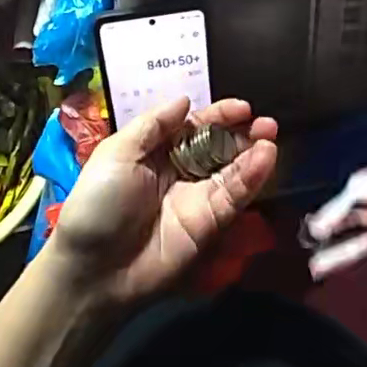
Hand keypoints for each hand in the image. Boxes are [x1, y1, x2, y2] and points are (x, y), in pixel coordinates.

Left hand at [46, 97, 277, 309]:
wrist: (95, 267)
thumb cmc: (99, 202)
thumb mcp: (117, 154)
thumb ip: (152, 125)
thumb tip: (185, 100)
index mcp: (153, 153)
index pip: (191, 128)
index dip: (216, 117)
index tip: (241, 107)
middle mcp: (178, 173)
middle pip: (216, 147)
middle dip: (240, 133)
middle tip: (265, 121)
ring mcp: (196, 198)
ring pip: (231, 170)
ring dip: (253, 151)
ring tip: (270, 133)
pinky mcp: (210, 222)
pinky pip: (234, 194)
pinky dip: (252, 175)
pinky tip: (266, 156)